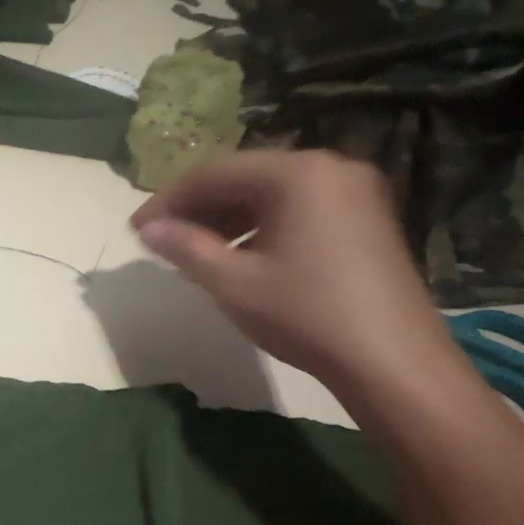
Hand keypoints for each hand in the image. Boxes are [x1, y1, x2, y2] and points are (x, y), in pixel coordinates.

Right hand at [130, 150, 461, 396]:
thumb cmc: (304, 314)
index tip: (136, 230)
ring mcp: (353, 191)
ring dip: (227, 218)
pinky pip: (298, 208)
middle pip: (245, 177)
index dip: (169, 200)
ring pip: (271, 193)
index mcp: (297, 174)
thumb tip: (147, 229)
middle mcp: (329, 168)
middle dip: (198, 208)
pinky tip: (238, 256)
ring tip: (192, 253)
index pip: (215, 173)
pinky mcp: (364, 216)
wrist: (387, 356)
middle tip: (160, 241)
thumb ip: (186, 248)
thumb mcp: (233, 283)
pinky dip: (260, 226)